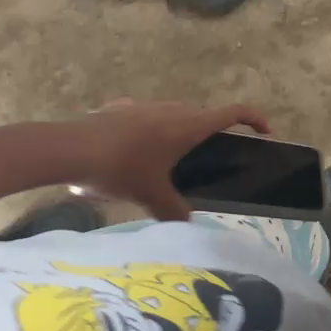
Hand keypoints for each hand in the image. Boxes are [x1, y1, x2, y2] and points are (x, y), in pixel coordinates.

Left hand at [66, 100, 270, 220]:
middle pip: (203, 115)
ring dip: (173, 130)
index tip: (264, 131)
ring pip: (172, 114)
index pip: (236, 112)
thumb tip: (188, 224)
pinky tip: (125, 146)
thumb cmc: (120, 168)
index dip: (255, 119)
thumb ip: (171, 209)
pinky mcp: (119, 108)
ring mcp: (146, 105)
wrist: (66, 149)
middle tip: (200, 156)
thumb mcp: (149, 194)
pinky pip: (141, 115)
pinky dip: (143, 128)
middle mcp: (175, 109)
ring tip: (157, 156)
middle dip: (207, 132)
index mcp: (192, 125)